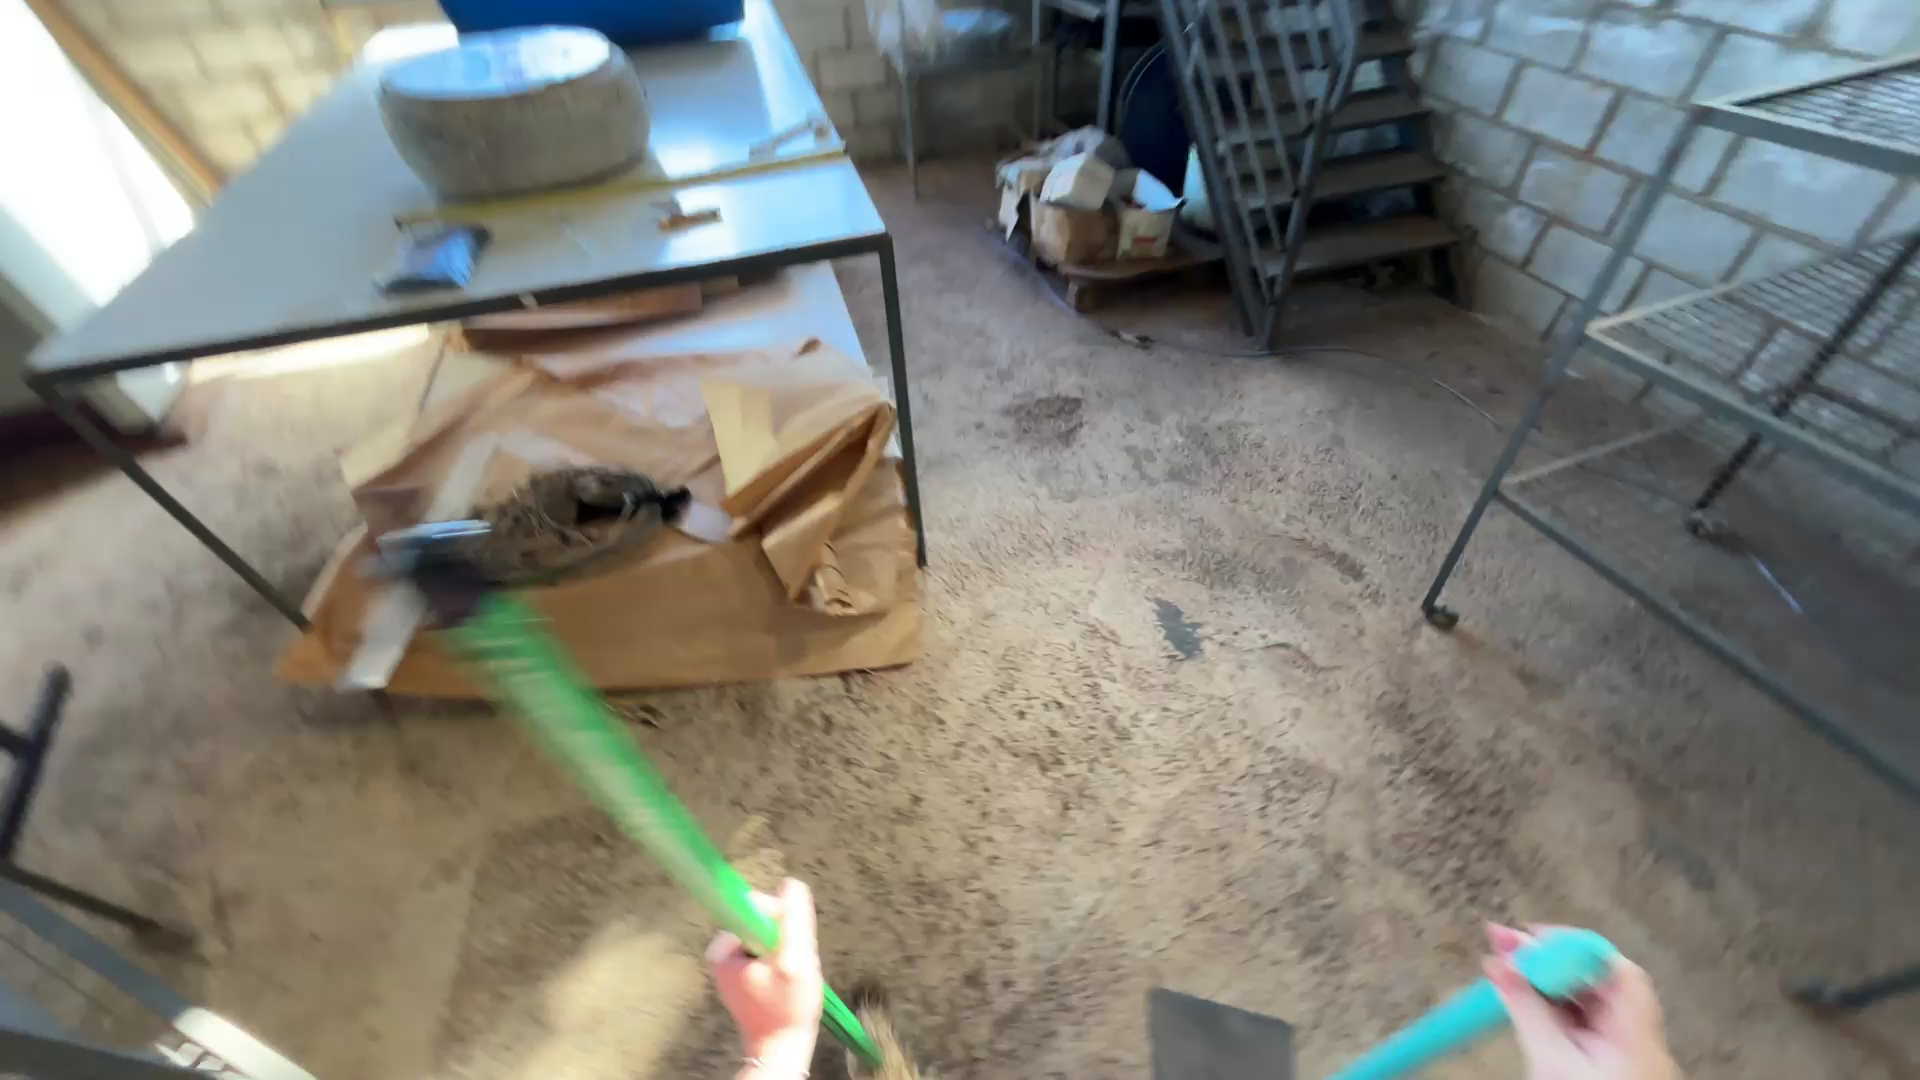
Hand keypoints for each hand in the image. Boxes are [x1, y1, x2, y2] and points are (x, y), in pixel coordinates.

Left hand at [707, 879, 823, 1078]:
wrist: (781, 1050)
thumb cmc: (787, 1009)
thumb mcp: (795, 959)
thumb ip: (793, 917)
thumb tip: (789, 883)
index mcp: (723, 948)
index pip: (757, 905)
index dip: (780, 918)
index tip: (788, 944)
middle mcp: (723, 950)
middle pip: (765, 916)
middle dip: (786, 934)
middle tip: (793, 963)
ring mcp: (734, 959)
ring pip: (771, 931)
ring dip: (788, 946)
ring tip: (791, 973)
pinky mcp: (745, 968)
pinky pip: (770, 944)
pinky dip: (784, 956)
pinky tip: (788, 978)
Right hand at [1484, 925, 1680, 1079]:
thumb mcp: (1549, 1062)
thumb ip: (1526, 1007)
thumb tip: (1496, 960)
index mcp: (1636, 1038)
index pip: (1619, 972)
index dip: (1576, 946)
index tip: (1528, 937)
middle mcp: (1638, 1041)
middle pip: (1597, 981)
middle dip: (1547, 957)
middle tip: (1498, 939)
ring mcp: (1625, 1055)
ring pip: (1586, 1000)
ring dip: (1543, 978)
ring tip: (1499, 964)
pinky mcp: (1608, 1067)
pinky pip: (1580, 1021)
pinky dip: (1549, 1003)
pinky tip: (1520, 996)